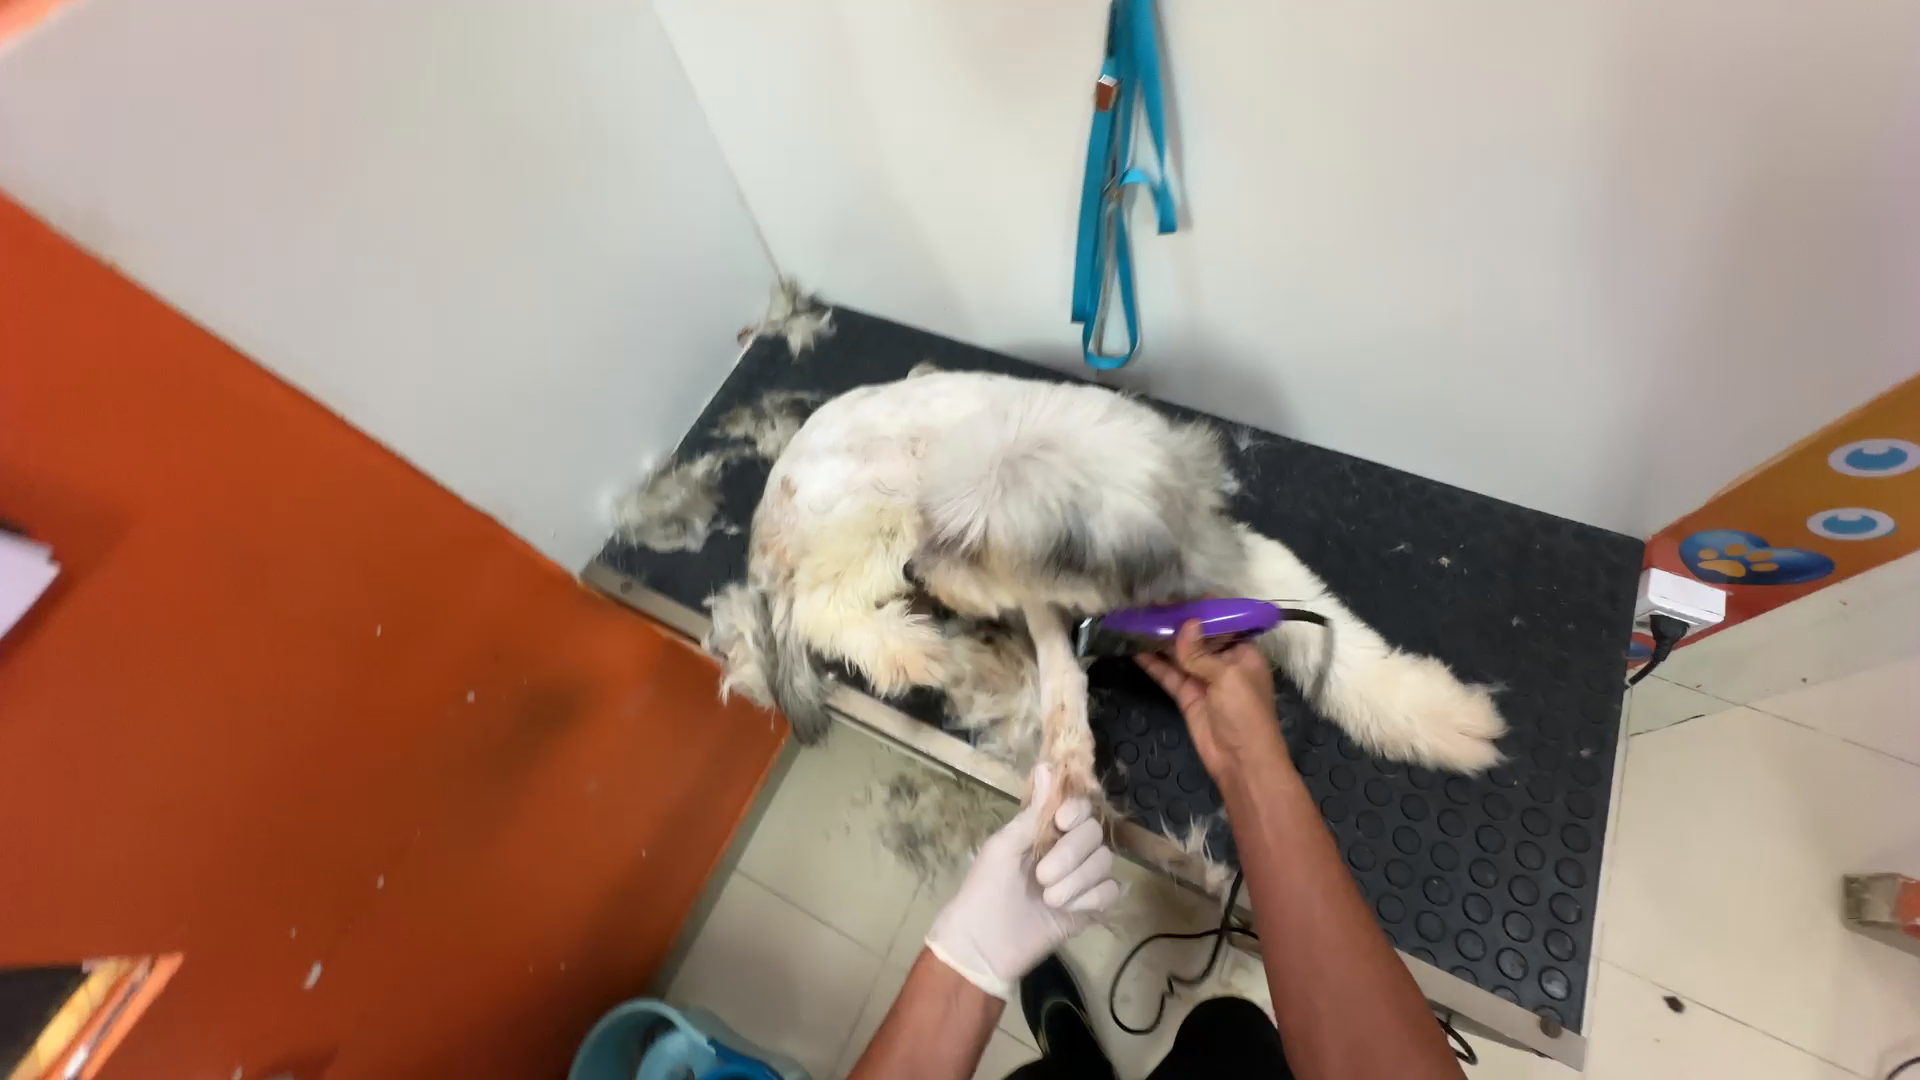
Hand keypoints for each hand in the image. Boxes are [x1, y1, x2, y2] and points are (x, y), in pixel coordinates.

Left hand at [924, 765, 1119, 998]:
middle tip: (1042, 877)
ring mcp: (1080, 878)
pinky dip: (1092, 898)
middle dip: (1070, 855)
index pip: (1078, 806)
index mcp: (1044, 829)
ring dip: (1077, 880)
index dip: (1076, 810)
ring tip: (1049, 898)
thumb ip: (1033, 811)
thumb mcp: (1005, 845)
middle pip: (1094, 833)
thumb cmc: (985, 888)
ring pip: (1104, 861)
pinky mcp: (1090, 907)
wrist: (985, 945)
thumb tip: (1046, 767)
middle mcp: (1067, 848)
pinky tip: (1069, 909)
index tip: (1061, 823)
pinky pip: (1111, 890)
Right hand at [1137, 620, 1289, 787]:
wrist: (1242, 761)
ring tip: (1137, 623)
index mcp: (1243, 653)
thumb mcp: (1227, 676)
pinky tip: (1136, 649)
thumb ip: (1202, 651)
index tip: (1176, 597)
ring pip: (1179, 654)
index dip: (1201, 609)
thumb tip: (1186, 622)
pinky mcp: (1187, 695)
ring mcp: (1204, 679)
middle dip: (1176, 622)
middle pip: (1197, 636)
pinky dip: (1153, 663)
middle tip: (1149, 607)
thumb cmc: (1245, 713)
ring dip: (1161, 640)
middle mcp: (1223, 662)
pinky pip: (1168, 674)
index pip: (1223, 623)